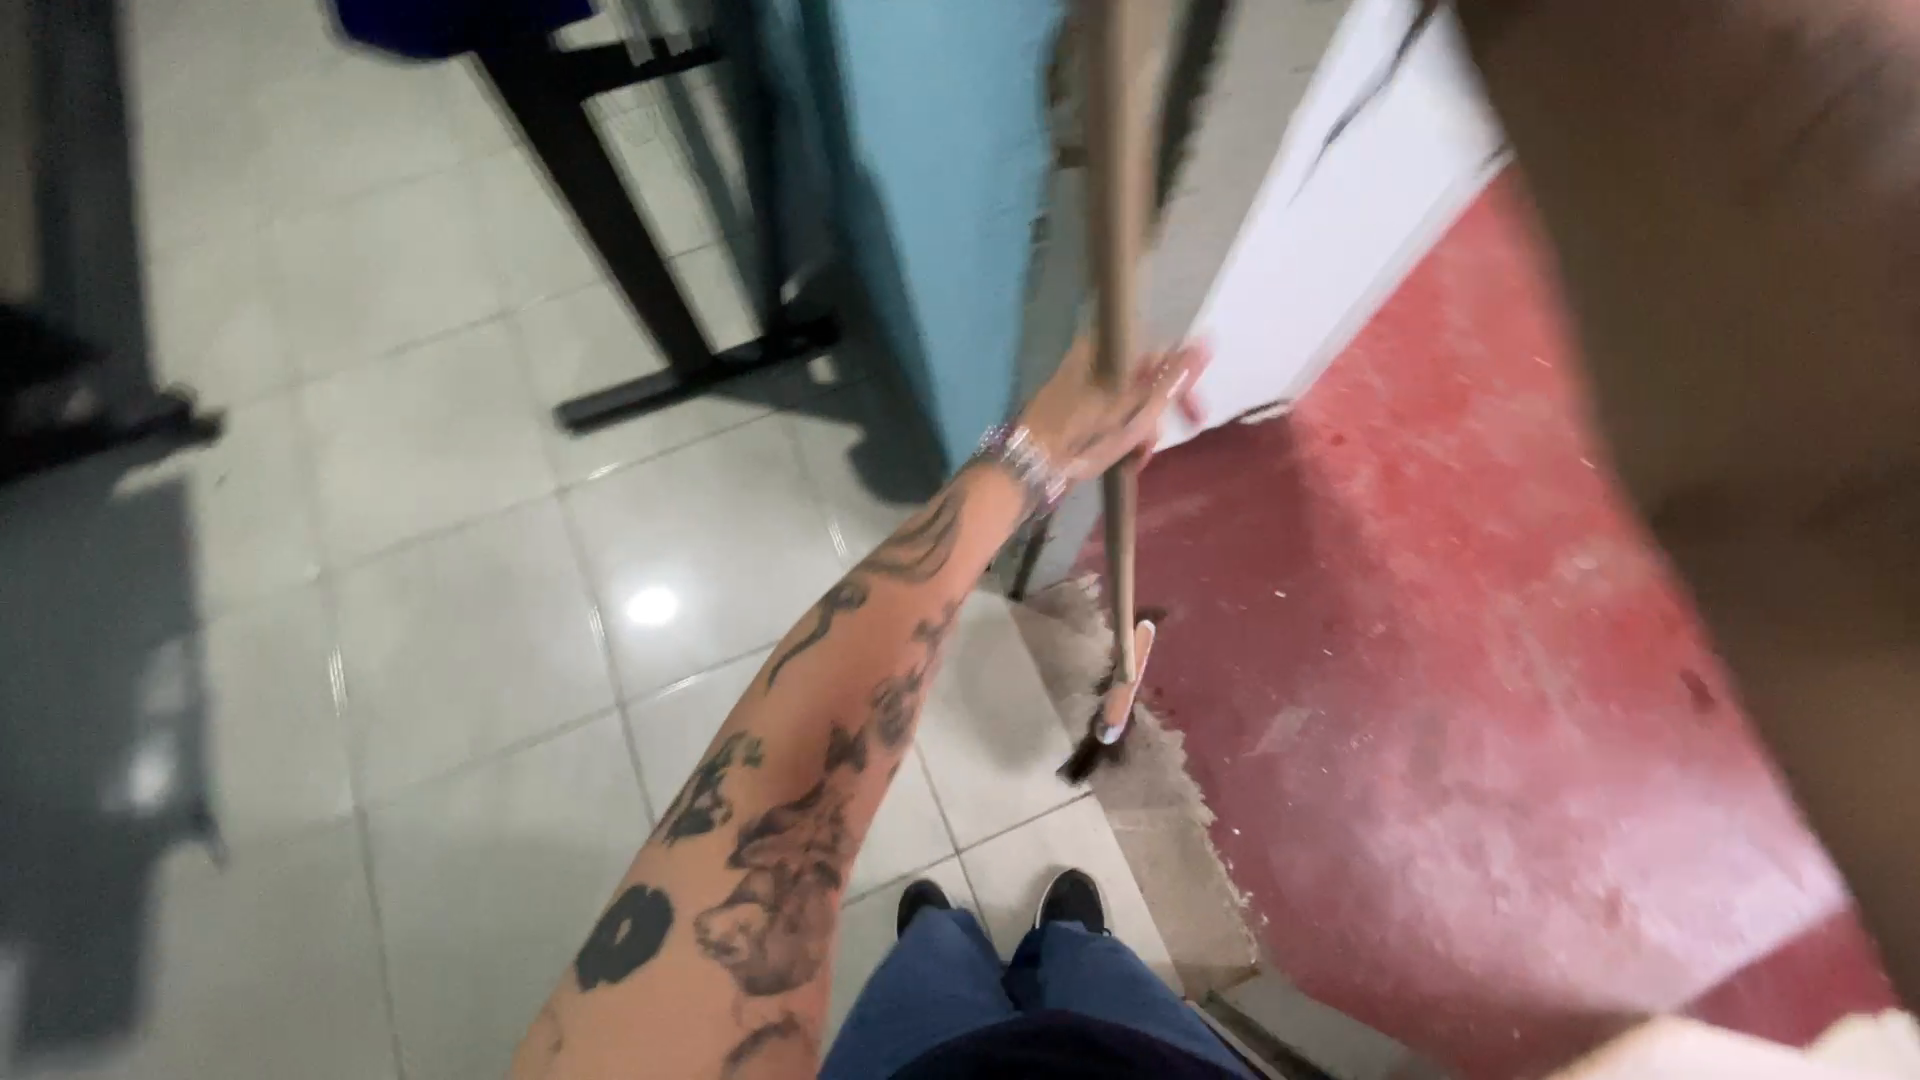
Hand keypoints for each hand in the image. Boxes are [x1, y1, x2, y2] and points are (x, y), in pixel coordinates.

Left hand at [1017, 337, 1210, 484]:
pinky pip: (1110, 418)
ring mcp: (1084, 387)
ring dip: (1140, 433)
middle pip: (1145, 383)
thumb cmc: (1083, 436)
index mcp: (1107, 350)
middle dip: (1156, 418)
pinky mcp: (1075, 411)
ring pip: (1129, 405)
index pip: (1161, 356)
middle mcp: (1095, 361)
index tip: (1196, 418)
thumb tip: (1206, 343)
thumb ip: (1171, 378)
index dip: (1181, 387)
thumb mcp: (1134, 409)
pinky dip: (1121, 437)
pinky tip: (1122, 460)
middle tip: (1154, 447)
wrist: (1030, 464)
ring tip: (1135, 458)